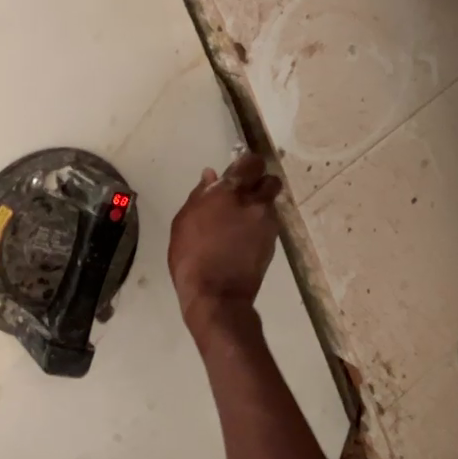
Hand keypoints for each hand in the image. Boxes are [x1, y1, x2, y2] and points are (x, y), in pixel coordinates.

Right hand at [168, 153, 284, 334]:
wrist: (216, 295)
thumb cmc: (190, 256)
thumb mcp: (184, 221)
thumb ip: (200, 196)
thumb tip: (211, 177)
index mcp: (229, 193)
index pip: (250, 163)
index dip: (246, 163)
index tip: (237, 170)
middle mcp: (254, 203)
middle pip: (270, 180)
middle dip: (259, 182)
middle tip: (243, 191)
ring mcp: (267, 224)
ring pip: (270, 203)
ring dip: (258, 204)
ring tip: (239, 218)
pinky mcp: (273, 243)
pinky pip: (268, 222)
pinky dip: (258, 223)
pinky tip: (242, 236)